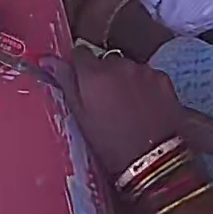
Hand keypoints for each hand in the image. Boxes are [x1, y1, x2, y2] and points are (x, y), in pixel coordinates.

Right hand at [47, 48, 189, 175]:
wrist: (155, 161)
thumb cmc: (111, 145)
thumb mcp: (80, 118)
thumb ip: (66, 83)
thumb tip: (48, 60)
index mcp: (93, 74)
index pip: (79, 53)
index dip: (79, 66)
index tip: (82, 81)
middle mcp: (119, 64)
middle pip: (106, 61)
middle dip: (104, 75)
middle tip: (105, 101)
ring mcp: (144, 70)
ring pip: (128, 67)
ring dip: (125, 79)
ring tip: (128, 107)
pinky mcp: (163, 78)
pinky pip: (149, 75)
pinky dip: (146, 85)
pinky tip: (147, 106)